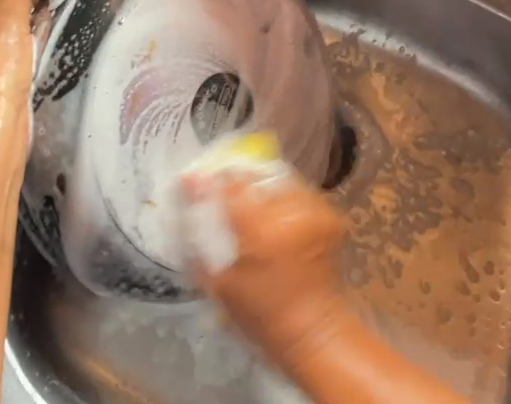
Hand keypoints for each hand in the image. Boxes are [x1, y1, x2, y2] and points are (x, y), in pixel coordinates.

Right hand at [182, 172, 351, 363]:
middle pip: (253, 176)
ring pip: (276, 178)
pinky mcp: (328, 215)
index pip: (228, 186)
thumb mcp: (220, 286)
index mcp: (260, 231)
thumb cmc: (262, 317)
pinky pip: (297, 191)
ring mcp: (313, 211)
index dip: (208, 180)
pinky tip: (274, 214)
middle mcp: (289, 213)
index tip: (194, 179)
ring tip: (249, 202)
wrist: (315, 333)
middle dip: (234, 180)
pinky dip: (282, 197)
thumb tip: (181, 213)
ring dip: (260, 186)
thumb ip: (197, 246)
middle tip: (222, 191)